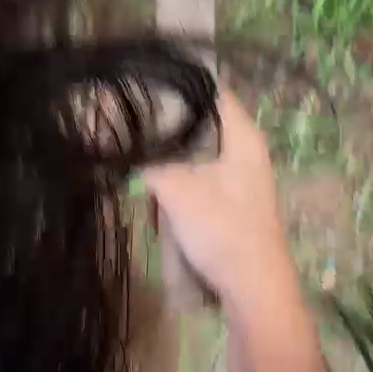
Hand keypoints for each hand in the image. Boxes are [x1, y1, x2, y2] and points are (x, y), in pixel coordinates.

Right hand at [142, 90, 298, 312]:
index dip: (179, 81)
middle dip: (167, 128)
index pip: (211, 88)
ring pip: (198, 153)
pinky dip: (180, 184)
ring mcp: (242, 177)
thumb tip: (118, 146)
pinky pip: (201, 178)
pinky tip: (160, 200)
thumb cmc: (222, 228)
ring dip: (171, 162)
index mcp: (242, 135)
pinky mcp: (234, 202)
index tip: (146, 80)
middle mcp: (246, 149)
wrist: (254, 290)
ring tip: (143, 169)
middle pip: (201, 121)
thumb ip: (146, 162)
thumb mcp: (176, 189)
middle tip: (135, 127)